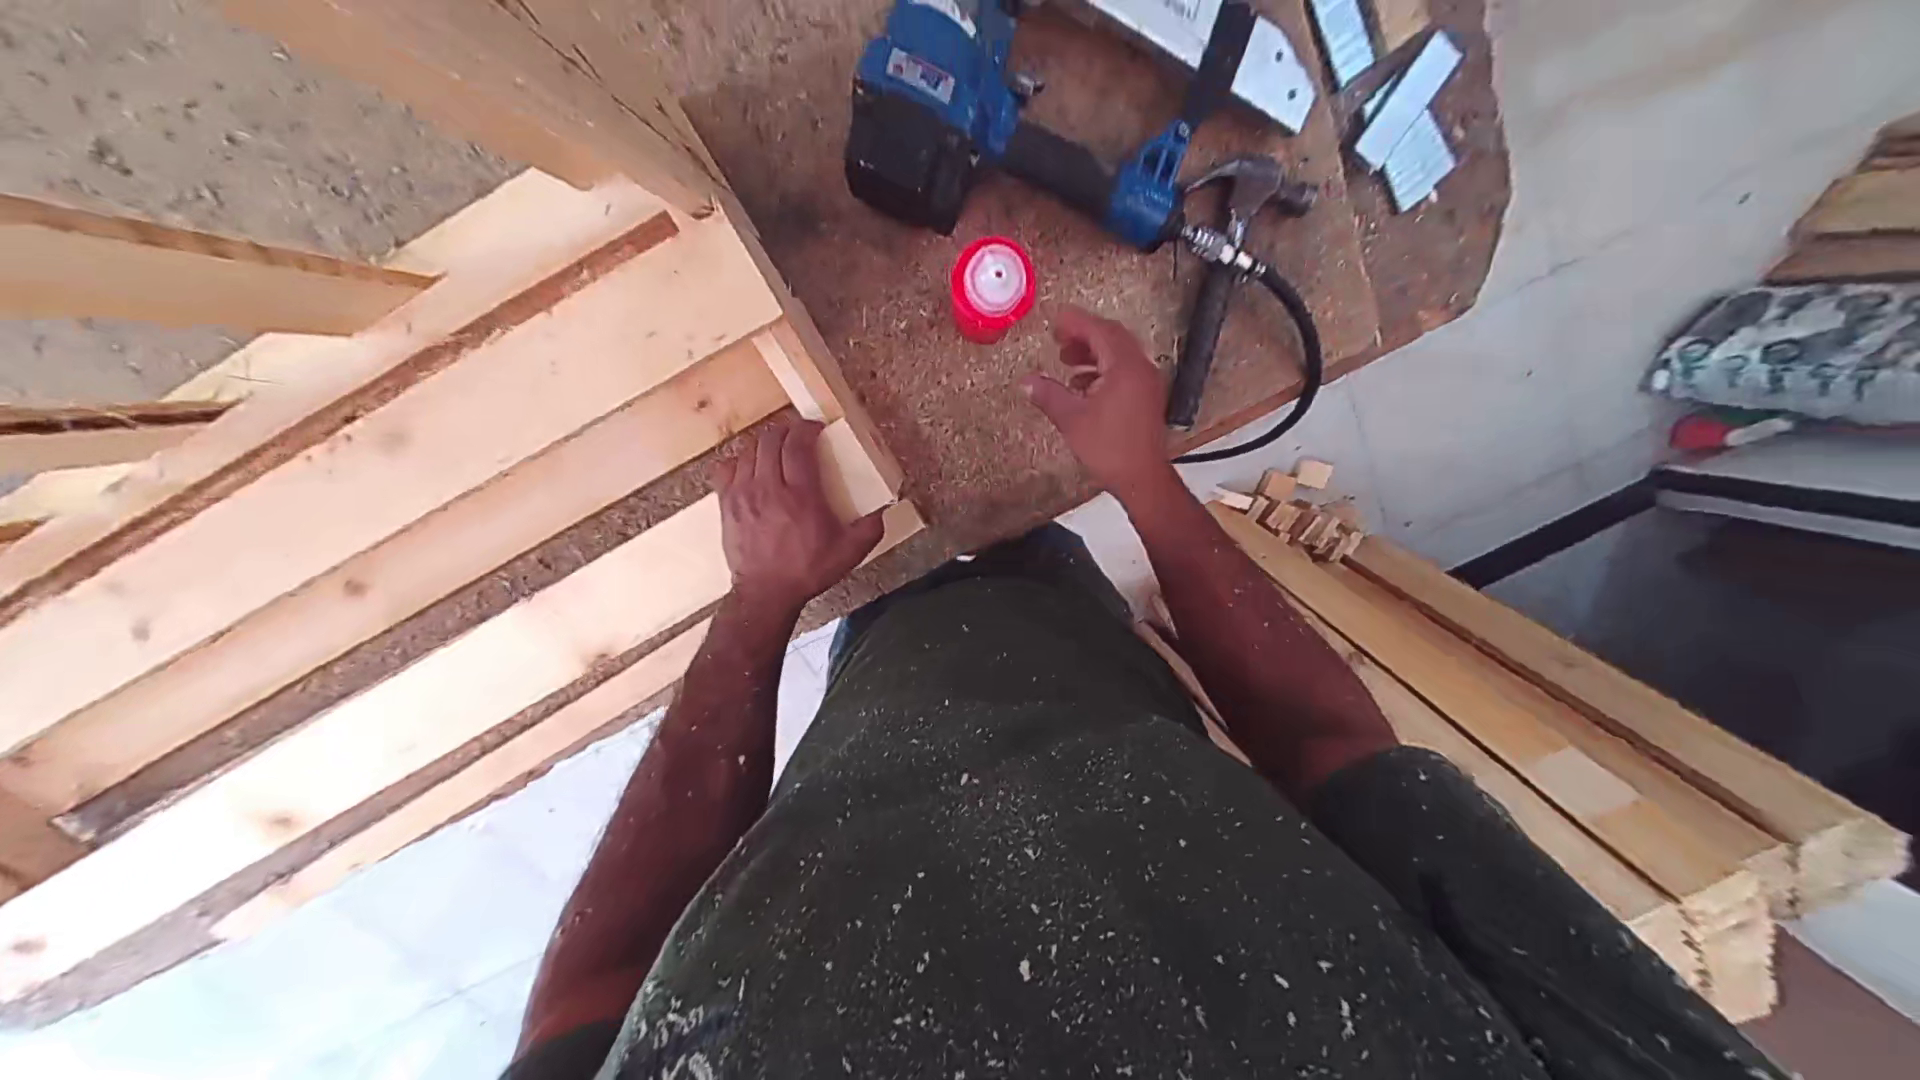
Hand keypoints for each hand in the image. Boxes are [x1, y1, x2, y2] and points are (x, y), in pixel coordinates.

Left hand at [717, 420, 884, 619]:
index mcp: (801, 495)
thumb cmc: (807, 571)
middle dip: (786, 430)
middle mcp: (769, 488)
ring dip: (764, 443)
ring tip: (776, 447)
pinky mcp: (726, 504)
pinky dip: (738, 460)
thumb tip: (883, 512)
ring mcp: (743, 494)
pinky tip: (749, 466)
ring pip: (749, 450)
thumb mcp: (849, 552)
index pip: (798, 445)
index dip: (806, 428)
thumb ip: (870, 529)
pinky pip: (726, 468)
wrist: (766, 592)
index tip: (815, 427)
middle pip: (771, 440)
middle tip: (797, 433)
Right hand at [1020, 306, 1175, 499]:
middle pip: (1112, 338)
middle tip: (1059, 337)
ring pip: (1118, 355)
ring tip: (1066, 359)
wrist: (1141, 477)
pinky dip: (1102, 369)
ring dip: (1092, 352)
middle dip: (1084, 335)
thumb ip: (1048, 394)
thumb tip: (1027, 382)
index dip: (1076, 322)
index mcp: (1124, 367)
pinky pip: (1123, 371)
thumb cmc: (1110, 448)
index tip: (1057, 319)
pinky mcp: (1146, 398)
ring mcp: (1146, 384)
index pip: (1100, 331)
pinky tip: (1082, 385)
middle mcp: (1140, 369)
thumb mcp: (1071, 418)